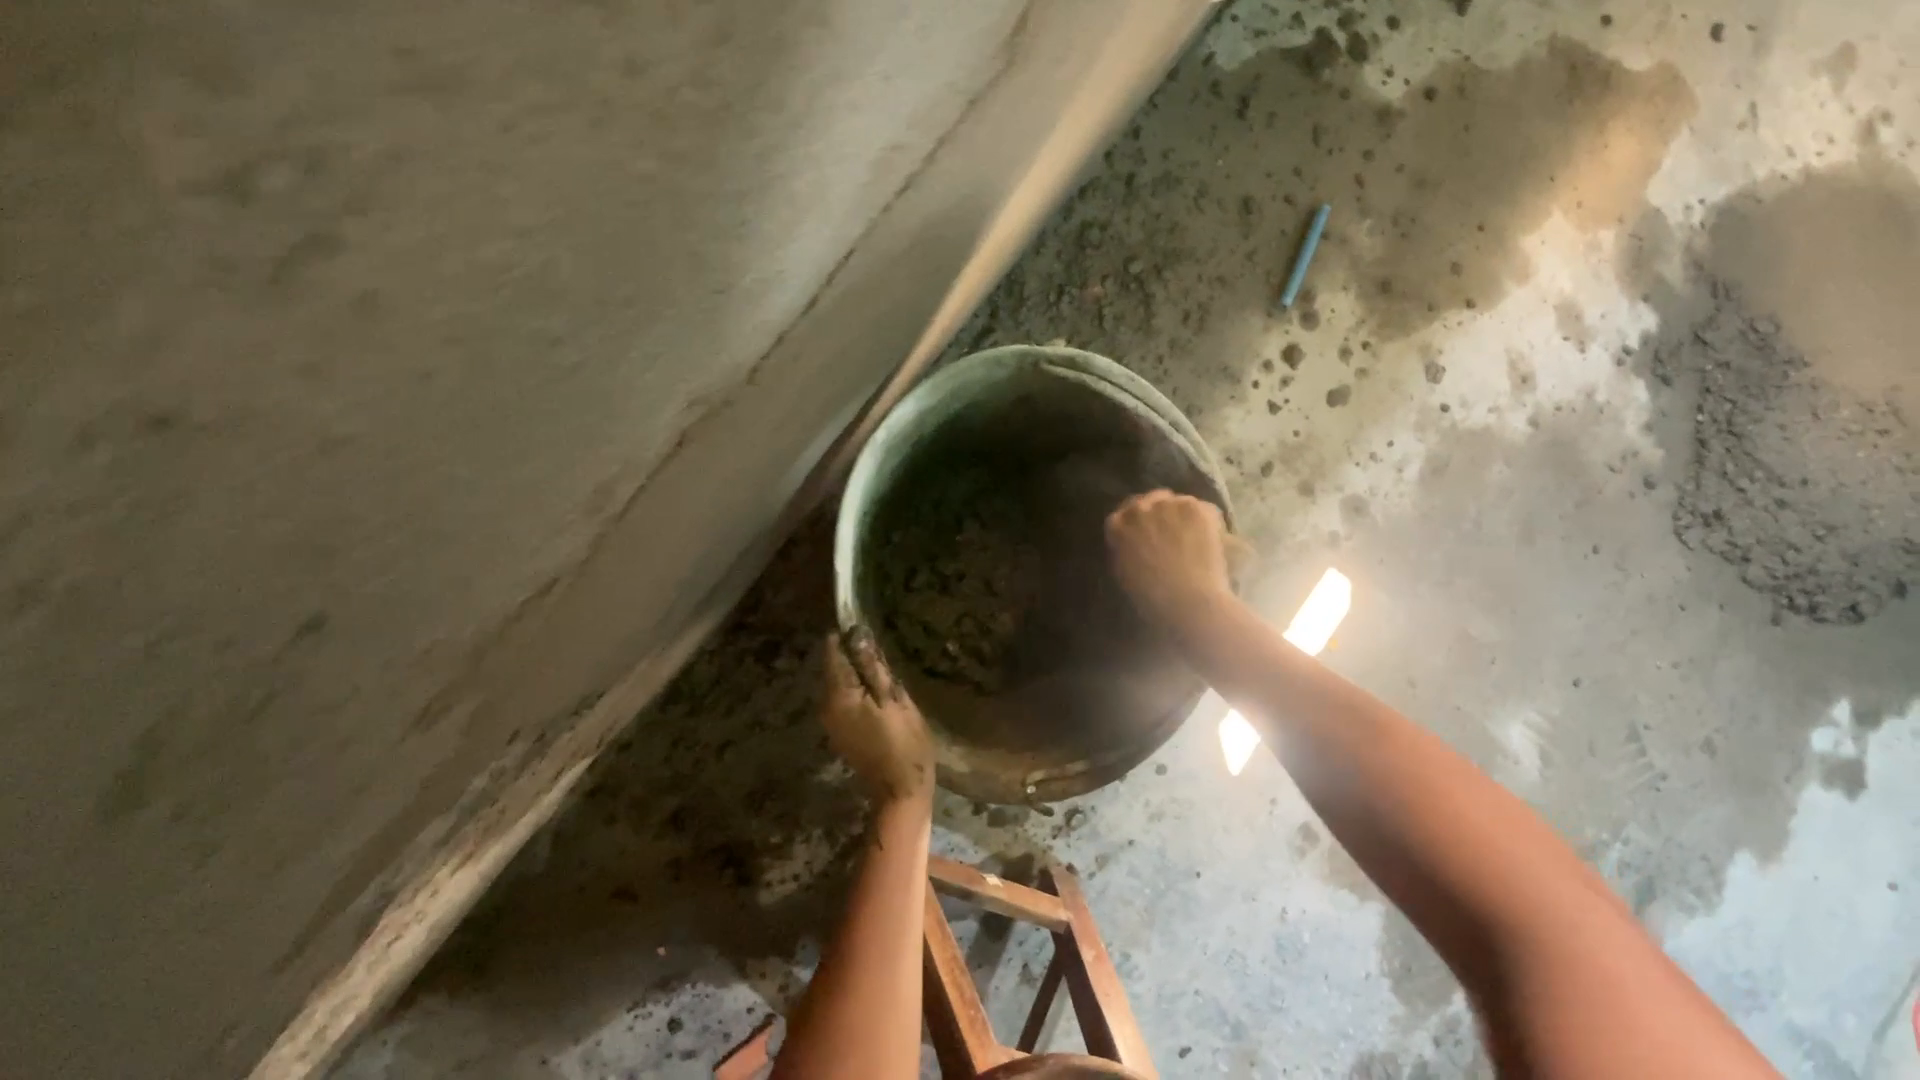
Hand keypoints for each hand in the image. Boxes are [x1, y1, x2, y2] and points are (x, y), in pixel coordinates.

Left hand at [820, 630, 935, 804]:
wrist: (900, 791)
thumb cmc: (904, 742)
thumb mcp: (894, 698)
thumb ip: (873, 666)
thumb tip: (857, 634)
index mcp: (838, 694)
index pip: (832, 651)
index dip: (848, 636)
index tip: (869, 634)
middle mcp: (825, 705)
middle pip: (834, 668)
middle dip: (855, 658)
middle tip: (885, 660)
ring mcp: (830, 722)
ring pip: (839, 685)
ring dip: (858, 677)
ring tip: (886, 679)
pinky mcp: (839, 733)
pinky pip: (843, 702)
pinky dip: (857, 694)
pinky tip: (879, 700)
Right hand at [1105, 490, 1233, 630]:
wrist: (1186, 600)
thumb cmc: (1152, 597)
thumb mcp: (1125, 571)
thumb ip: (1125, 548)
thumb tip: (1135, 540)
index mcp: (1117, 526)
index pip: (1125, 513)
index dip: (1140, 521)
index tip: (1149, 531)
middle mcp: (1139, 509)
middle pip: (1152, 500)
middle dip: (1162, 512)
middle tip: (1175, 532)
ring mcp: (1168, 505)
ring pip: (1180, 503)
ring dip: (1186, 516)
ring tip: (1196, 538)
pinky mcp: (1195, 508)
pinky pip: (1205, 509)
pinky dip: (1209, 521)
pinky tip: (1212, 541)